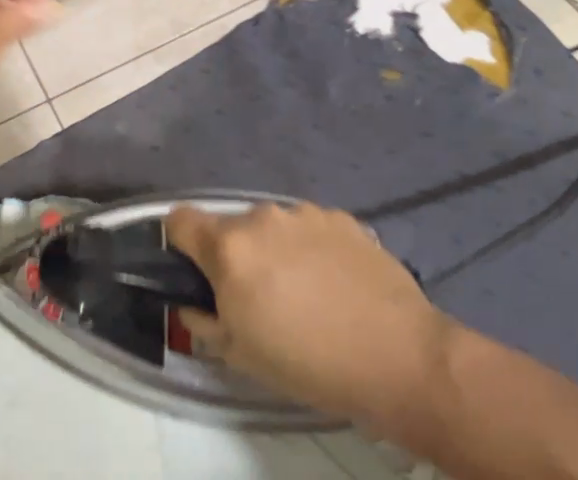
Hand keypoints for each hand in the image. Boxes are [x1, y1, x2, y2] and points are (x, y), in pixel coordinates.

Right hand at [166, 201, 451, 423]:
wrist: (400, 359)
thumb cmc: (308, 362)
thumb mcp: (239, 355)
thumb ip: (202, 321)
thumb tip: (192, 304)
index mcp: (228, 246)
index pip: (177, 220)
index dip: (178, 245)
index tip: (195, 274)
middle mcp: (261, 218)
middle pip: (228, 227)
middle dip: (233, 255)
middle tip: (256, 297)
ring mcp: (305, 214)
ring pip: (270, 227)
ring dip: (273, 250)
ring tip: (303, 292)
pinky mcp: (343, 219)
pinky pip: (309, 229)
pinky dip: (311, 250)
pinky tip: (334, 285)